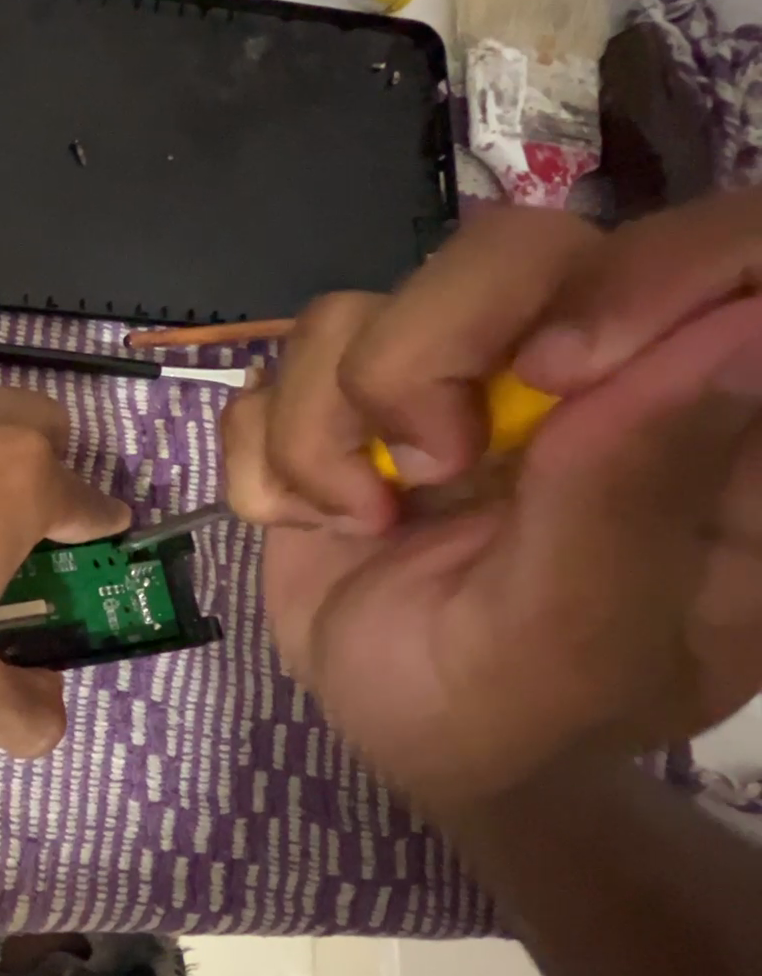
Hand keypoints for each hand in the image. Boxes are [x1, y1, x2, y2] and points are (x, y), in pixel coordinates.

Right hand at [223, 194, 761, 808]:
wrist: (383, 726)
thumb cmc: (508, 709)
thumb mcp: (574, 637)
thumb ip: (627, 498)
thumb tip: (730, 328)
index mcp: (688, 417)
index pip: (723, 252)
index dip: (639, 274)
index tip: (546, 376)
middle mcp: (559, 372)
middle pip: (499, 249)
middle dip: (417, 366)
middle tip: (424, 471)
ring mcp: (427, 385)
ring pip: (341, 319)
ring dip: (316, 437)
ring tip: (352, 519)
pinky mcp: (323, 409)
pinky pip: (260, 382)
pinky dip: (261, 461)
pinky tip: (300, 518)